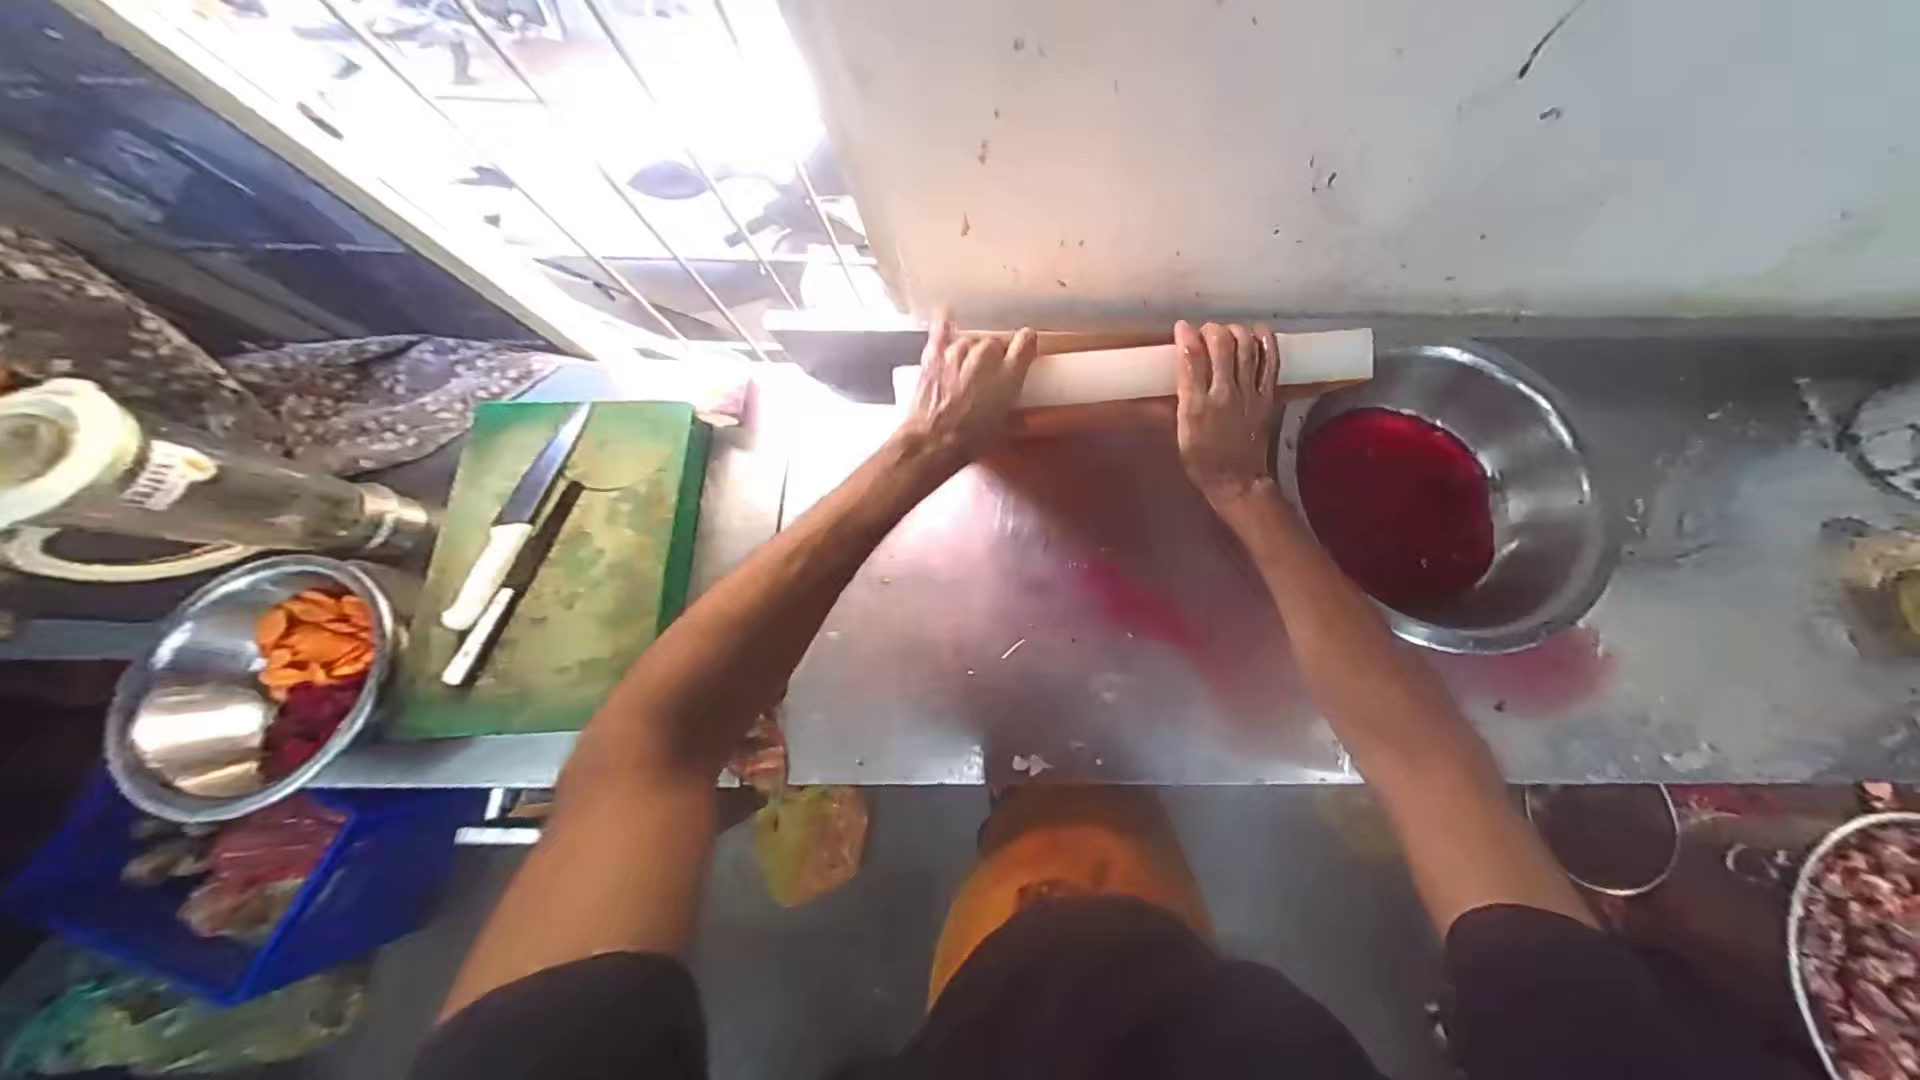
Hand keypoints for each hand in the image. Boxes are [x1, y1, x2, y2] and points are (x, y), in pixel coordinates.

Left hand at [897, 312, 1037, 468]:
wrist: (932, 441)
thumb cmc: (971, 440)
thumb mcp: (1006, 427)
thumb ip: (1018, 409)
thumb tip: (1028, 413)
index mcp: (1009, 373)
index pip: (1027, 341)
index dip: (1026, 345)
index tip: (1024, 351)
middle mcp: (986, 355)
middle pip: (996, 342)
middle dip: (996, 356)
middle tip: (990, 376)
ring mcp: (958, 351)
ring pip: (972, 339)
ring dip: (972, 351)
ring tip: (967, 370)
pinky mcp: (934, 353)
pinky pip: (942, 328)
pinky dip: (946, 325)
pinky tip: (948, 320)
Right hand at [1173, 320, 1279, 505]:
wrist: (1237, 480)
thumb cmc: (1201, 461)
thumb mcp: (1180, 433)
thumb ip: (1176, 405)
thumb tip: (1168, 383)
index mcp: (1195, 406)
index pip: (1190, 360)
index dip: (1185, 337)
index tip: (1181, 327)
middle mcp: (1222, 394)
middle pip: (1220, 346)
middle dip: (1211, 330)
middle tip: (1206, 331)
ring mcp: (1248, 394)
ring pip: (1246, 348)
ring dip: (1236, 332)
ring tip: (1228, 331)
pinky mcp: (1267, 397)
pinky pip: (1271, 362)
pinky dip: (1266, 343)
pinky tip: (1259, 333)